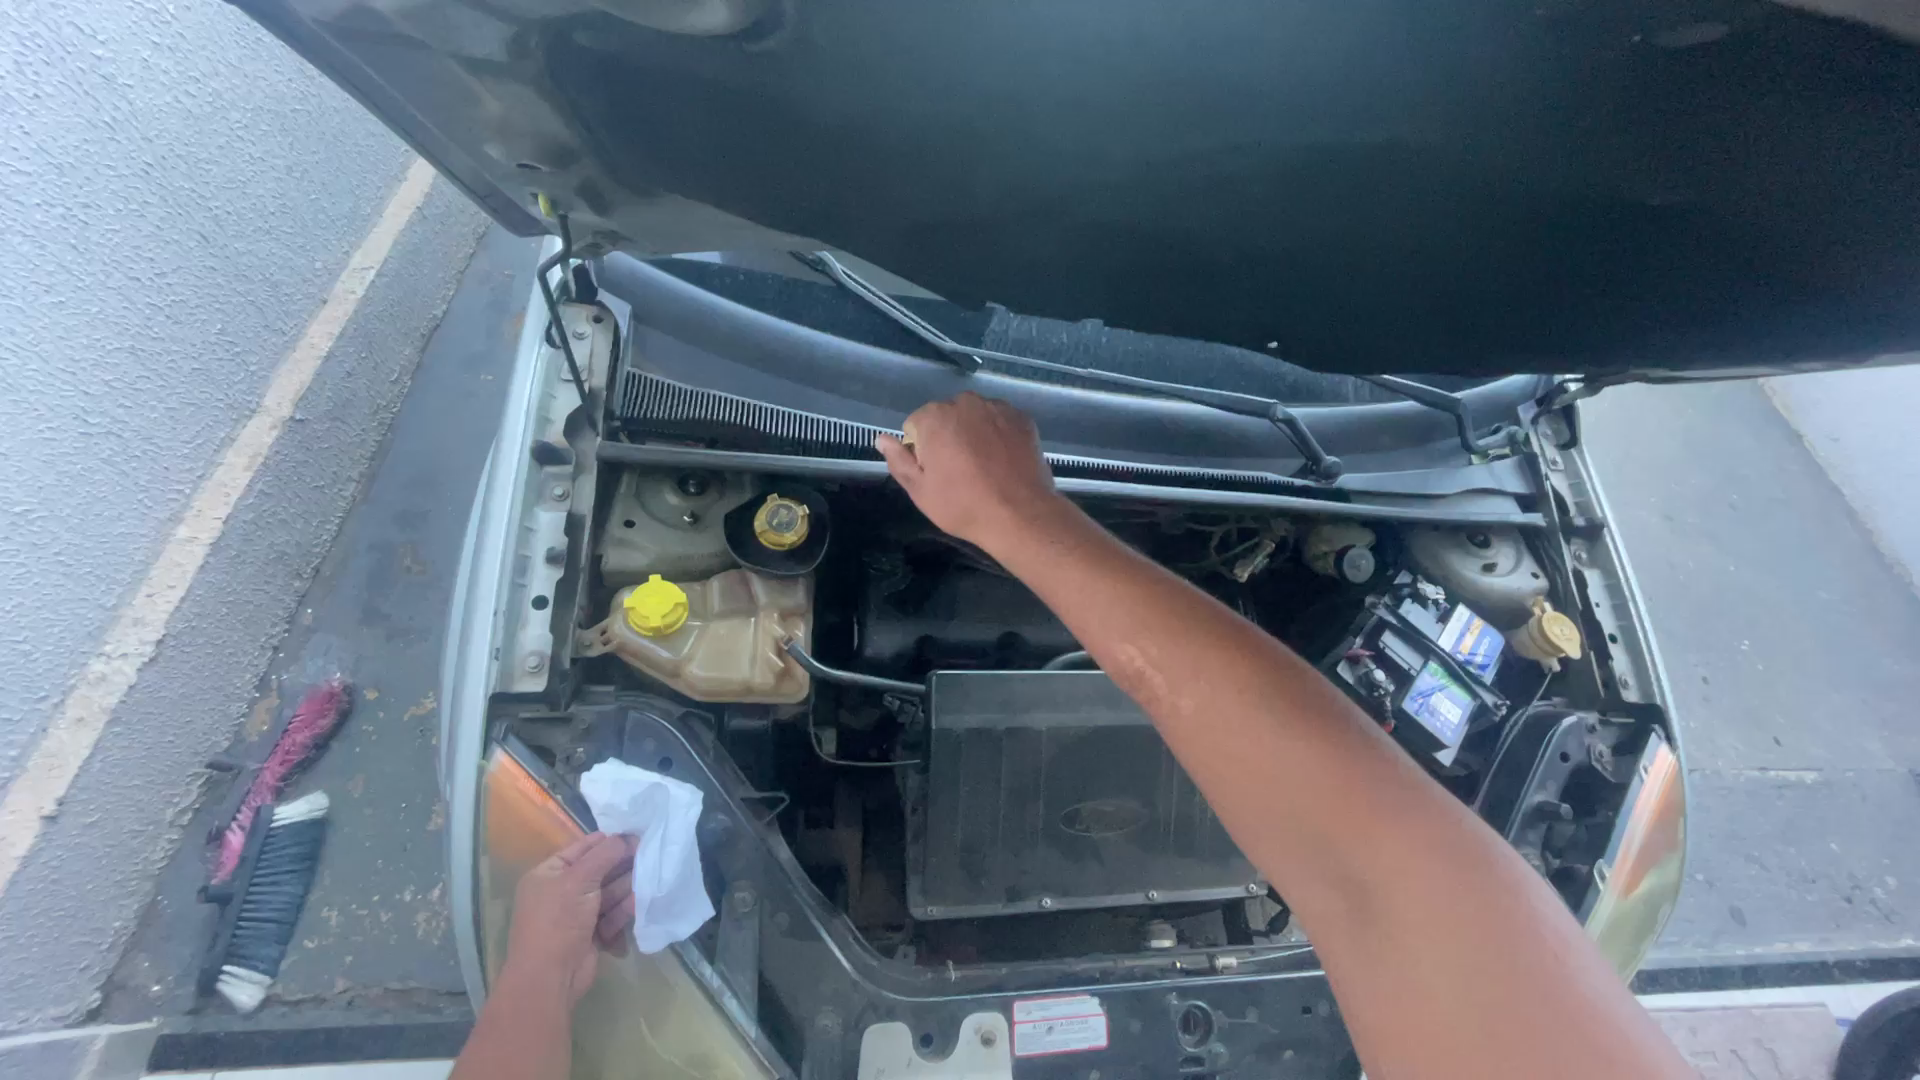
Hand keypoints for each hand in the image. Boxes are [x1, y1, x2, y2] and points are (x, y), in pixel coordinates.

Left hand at [499, 832, 637, 1006]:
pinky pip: (613, 913)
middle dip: (622, 867)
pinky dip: (623, 911)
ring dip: (625, 890)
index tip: (637, 836)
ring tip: (642, 887)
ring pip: (610, 891)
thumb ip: (606, 853)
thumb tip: (629, 836)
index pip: (583, 848)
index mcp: (548, 874)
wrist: (550, 978)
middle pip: (601, 869)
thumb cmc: (559, 920)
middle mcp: (561, 891)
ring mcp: (577, 913)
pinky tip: (635, 908)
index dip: (610, 841)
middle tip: (647, 859)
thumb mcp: (579, 879)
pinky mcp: (591, 932)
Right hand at [875, 393, 1066, 552]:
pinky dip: (998, 435)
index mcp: (935, 416)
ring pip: (975, 417)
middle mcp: (966, 402)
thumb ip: (898, 460)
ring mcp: (998, 408)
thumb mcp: (920, 490)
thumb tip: (882, 439)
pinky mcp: (1022, 419)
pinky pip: (1000, 422)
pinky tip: (1003, 461)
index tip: (936, 474)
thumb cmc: (963, 506)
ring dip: (974, 434)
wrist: (1020, 516)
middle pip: (946, 416)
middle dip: (948, 437)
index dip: (922, 451)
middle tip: (960, 472)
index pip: (916, 425)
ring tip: (984, 467)